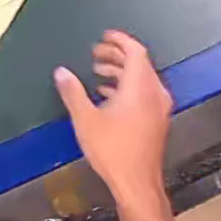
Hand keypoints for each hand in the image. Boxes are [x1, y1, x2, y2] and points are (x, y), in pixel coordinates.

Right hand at [54, 30, 171, 211]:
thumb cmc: (113, 152)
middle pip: (139, 63)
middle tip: (97, 54)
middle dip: (117, 55)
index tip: (106, 37)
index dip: (120, 40)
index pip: (135, 51)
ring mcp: (159, 108)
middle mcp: (154, 93)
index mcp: (139, 87)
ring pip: (142, 79)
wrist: (137, 183)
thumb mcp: (85, 120)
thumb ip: (73, 93)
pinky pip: (145, 93)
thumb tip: (62, 73)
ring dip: (121, 72)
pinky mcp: (157, 121)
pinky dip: (128, 87)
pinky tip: (109, 96)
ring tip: (99, 73)